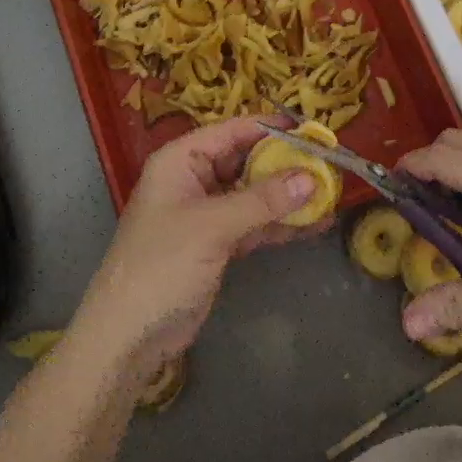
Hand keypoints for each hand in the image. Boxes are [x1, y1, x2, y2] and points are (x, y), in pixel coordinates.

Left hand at [68, 117, 319, 373]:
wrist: (129, 334)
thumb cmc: (162, 265)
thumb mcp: (212, 226)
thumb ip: (262, 200)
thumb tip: (311, 178)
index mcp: (180, 161)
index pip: (231, 131)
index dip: (271, 128)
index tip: (313, 129)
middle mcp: (193, 180)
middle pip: (245, 161)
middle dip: (285, 163)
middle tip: (330, 163)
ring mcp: (206, 214)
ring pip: (254, 194)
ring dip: (288, 196)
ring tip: (332, 193)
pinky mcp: (217, 245)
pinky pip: (255, 224)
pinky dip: (281, 224)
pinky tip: (315, 224)